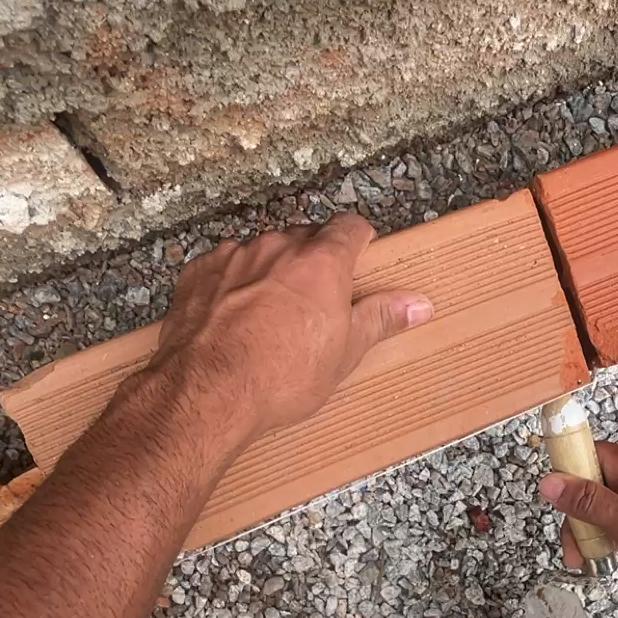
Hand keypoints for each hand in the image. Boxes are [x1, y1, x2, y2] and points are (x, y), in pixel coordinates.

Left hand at [146, 214, 430, 440]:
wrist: (209, 390)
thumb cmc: (282, 375)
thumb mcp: (344, 353)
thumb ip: (380, 318)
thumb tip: (417, 304)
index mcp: (321, 263)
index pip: (349, 228)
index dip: (359, 239)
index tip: (362, 252)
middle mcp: (277, 247)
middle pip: (306, 239)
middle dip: (315, 262)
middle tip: (320, 300)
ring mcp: (234, 256)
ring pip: (264, 252)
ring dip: (274, 273)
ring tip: (275, 316)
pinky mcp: (199, 272)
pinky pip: (227, 268)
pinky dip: (236, 284)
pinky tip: (238, 319)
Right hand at [538, 442, 617, 586]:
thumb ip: (588, 502)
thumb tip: (548, 481)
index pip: (585, 455)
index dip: (566, 480)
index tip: (561, 512)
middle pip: (593, 480)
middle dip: (578, 515)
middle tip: (577, 553)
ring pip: (607, 497)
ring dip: (594, 526)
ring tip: (593, 559)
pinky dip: (613, 527)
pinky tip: (614, 550)